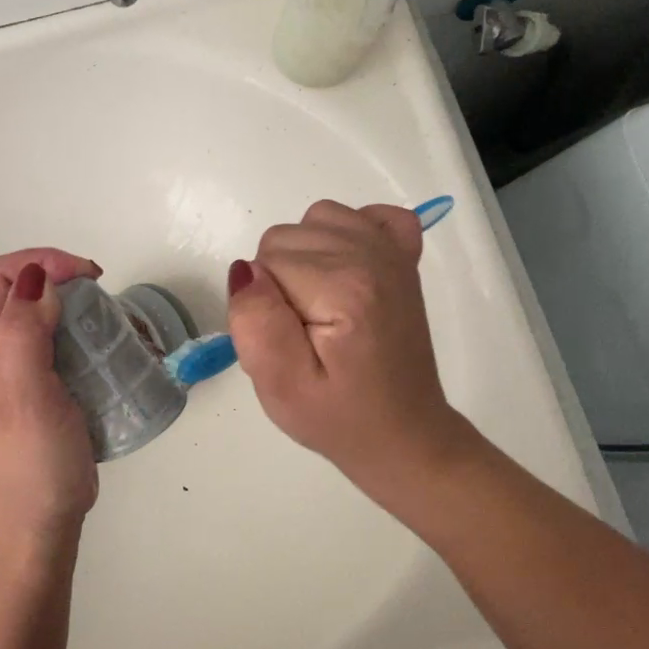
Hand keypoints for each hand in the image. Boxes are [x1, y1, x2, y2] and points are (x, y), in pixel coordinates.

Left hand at [0, 249, 102, 562]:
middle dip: (60, 280)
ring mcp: (12, 372)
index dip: (41, 262)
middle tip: (102, 295)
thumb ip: (23, 332)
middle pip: (18, 291)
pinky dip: (81, 337)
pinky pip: (57, 346)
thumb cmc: (29, 466)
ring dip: (74, 309)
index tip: (88, 276)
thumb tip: (37, 278)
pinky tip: (104, 350)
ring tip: (107, 322)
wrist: (36, 529)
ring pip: (40, 316)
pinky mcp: (38, 390)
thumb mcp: (23, 395)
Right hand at [226, 200, 470, 486]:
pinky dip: (346, 234)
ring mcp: (392, 251)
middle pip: (284, 239)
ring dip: (304, 258)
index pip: (263, 263)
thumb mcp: (280, 385)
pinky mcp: (402, 257)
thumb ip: (256, 323)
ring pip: (313, 223)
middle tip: (299, 335)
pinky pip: (365, 215)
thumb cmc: (335, 417)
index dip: (261, 305)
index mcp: (343, 287)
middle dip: (277, 282)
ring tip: (317, 306)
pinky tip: (344, 273)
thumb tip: (246, 271)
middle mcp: (372, 255)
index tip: (284, 344)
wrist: (402, 433)